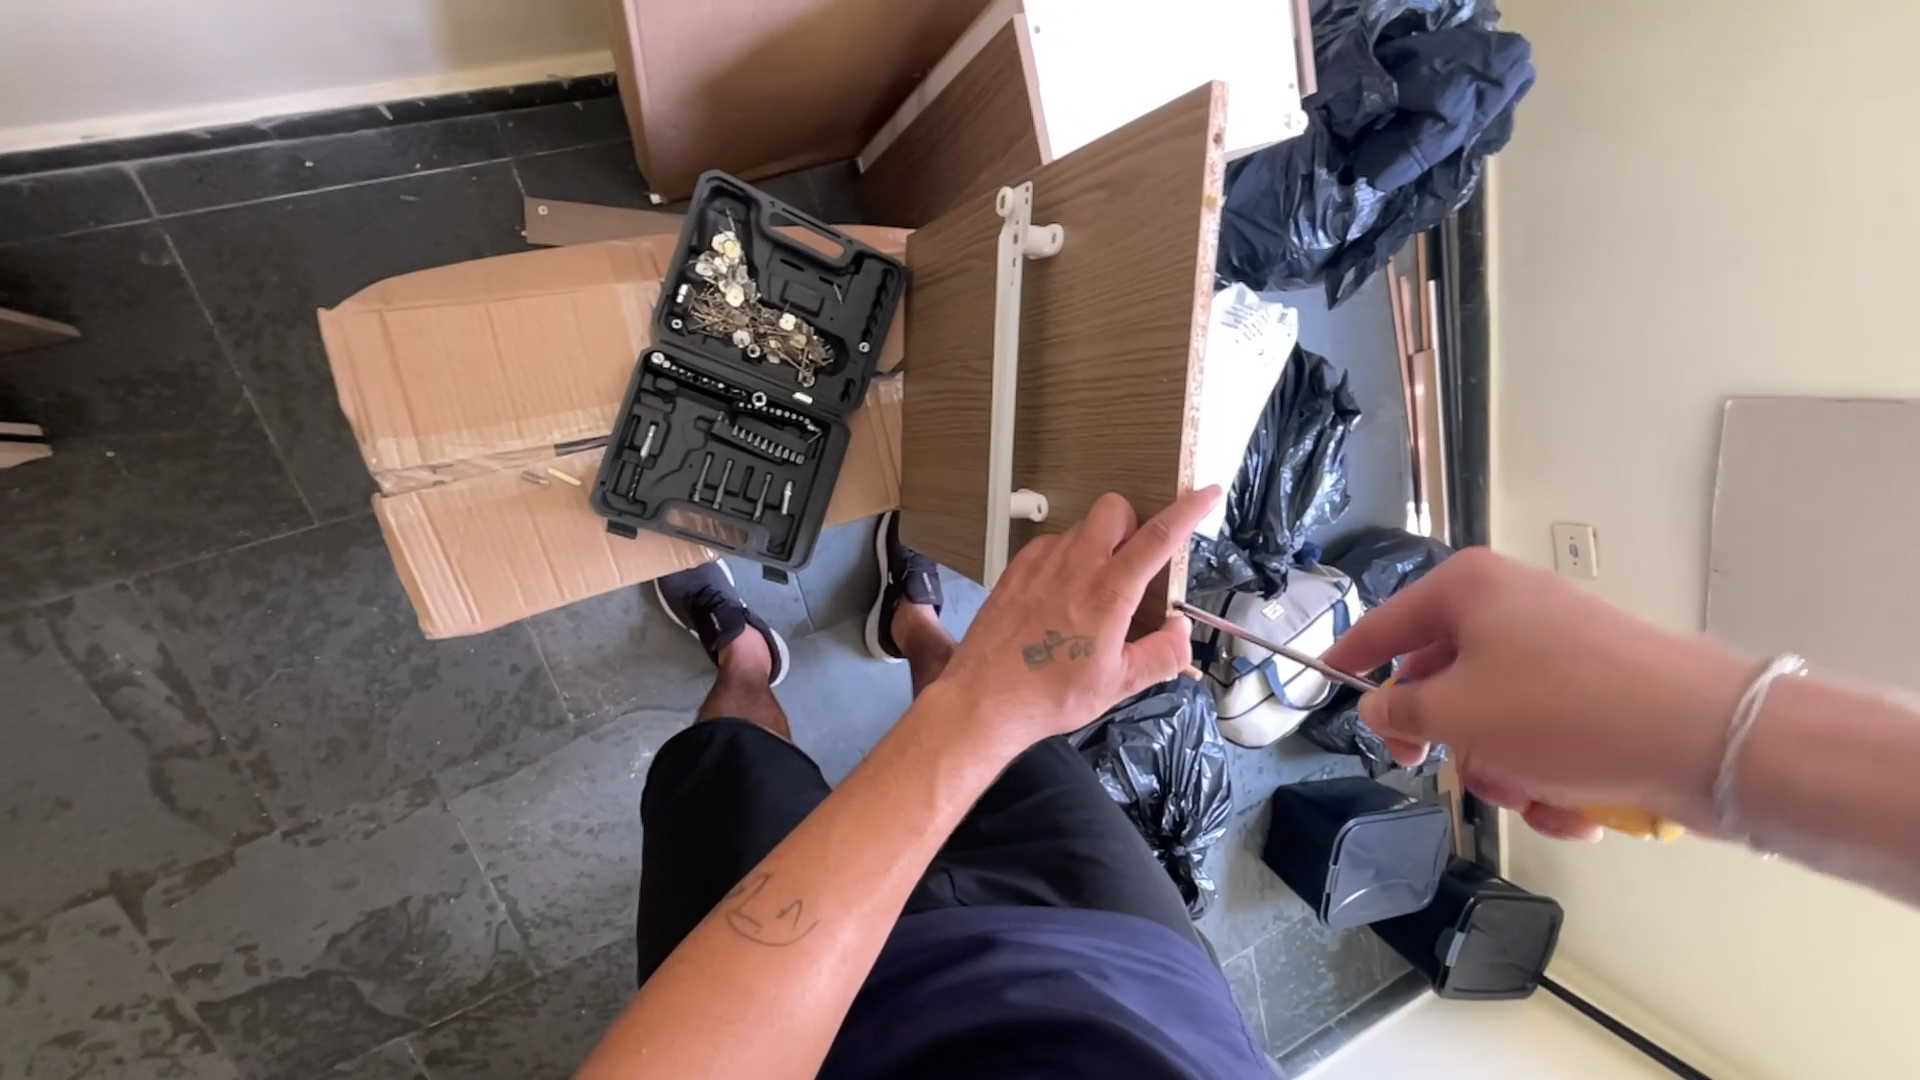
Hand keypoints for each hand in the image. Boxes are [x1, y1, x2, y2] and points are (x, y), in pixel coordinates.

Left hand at [934, 487, 1222, 746]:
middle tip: (1133, 563)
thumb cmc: (1047, 694)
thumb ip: (1163, 654)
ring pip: (1081, 528)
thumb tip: (1180, 632)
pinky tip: (1061, 597)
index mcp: (1108, 592)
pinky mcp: (1017, 569)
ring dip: (1097, 546)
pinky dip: (1065, 559)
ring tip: (1092, 591)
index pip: (1158, 536)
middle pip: (1113, 509)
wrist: (985, 699)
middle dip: (1132, 523)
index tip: (1205, 494)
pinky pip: (1051, 546)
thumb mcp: (1119, 684)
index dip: (1189, 510)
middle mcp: (1074, 566)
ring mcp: (1040, 563)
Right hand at [1320, 548, 1751, 838]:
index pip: (1383, 624)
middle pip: (1439, 675)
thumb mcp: (1453, 714)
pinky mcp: (1601, 689)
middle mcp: (1511, 606)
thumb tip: (1378, 709)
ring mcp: (1560, 647)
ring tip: (1527, 792)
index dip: (1350, 658)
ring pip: (1491, 712)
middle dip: (1442, 734)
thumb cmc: (1564, 711)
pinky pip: (1543, 729)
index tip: (1326, 680)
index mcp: (1468, 589)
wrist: (1719, 744)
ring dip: (1496, 765)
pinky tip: (1569, 805)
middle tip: (1428, 765)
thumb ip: (1396, 710)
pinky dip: (1545, 772)